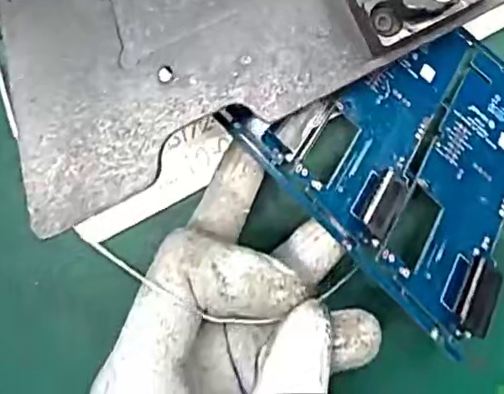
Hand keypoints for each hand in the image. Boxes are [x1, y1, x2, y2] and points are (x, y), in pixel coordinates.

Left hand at [91, 111, 380, 393]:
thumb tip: (317, 315)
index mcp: (145, 363)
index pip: (188, 261)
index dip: (245, 261)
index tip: (294, 294)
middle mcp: (175, 352)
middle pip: (218, 248)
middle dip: (265, 194)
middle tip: (301, 135)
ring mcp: (207, 369)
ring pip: (263, 294)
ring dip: (314, 268)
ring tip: (359, 239)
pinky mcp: (236, 387)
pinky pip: (280, 341)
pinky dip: (319, 330)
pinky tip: (357, 332)